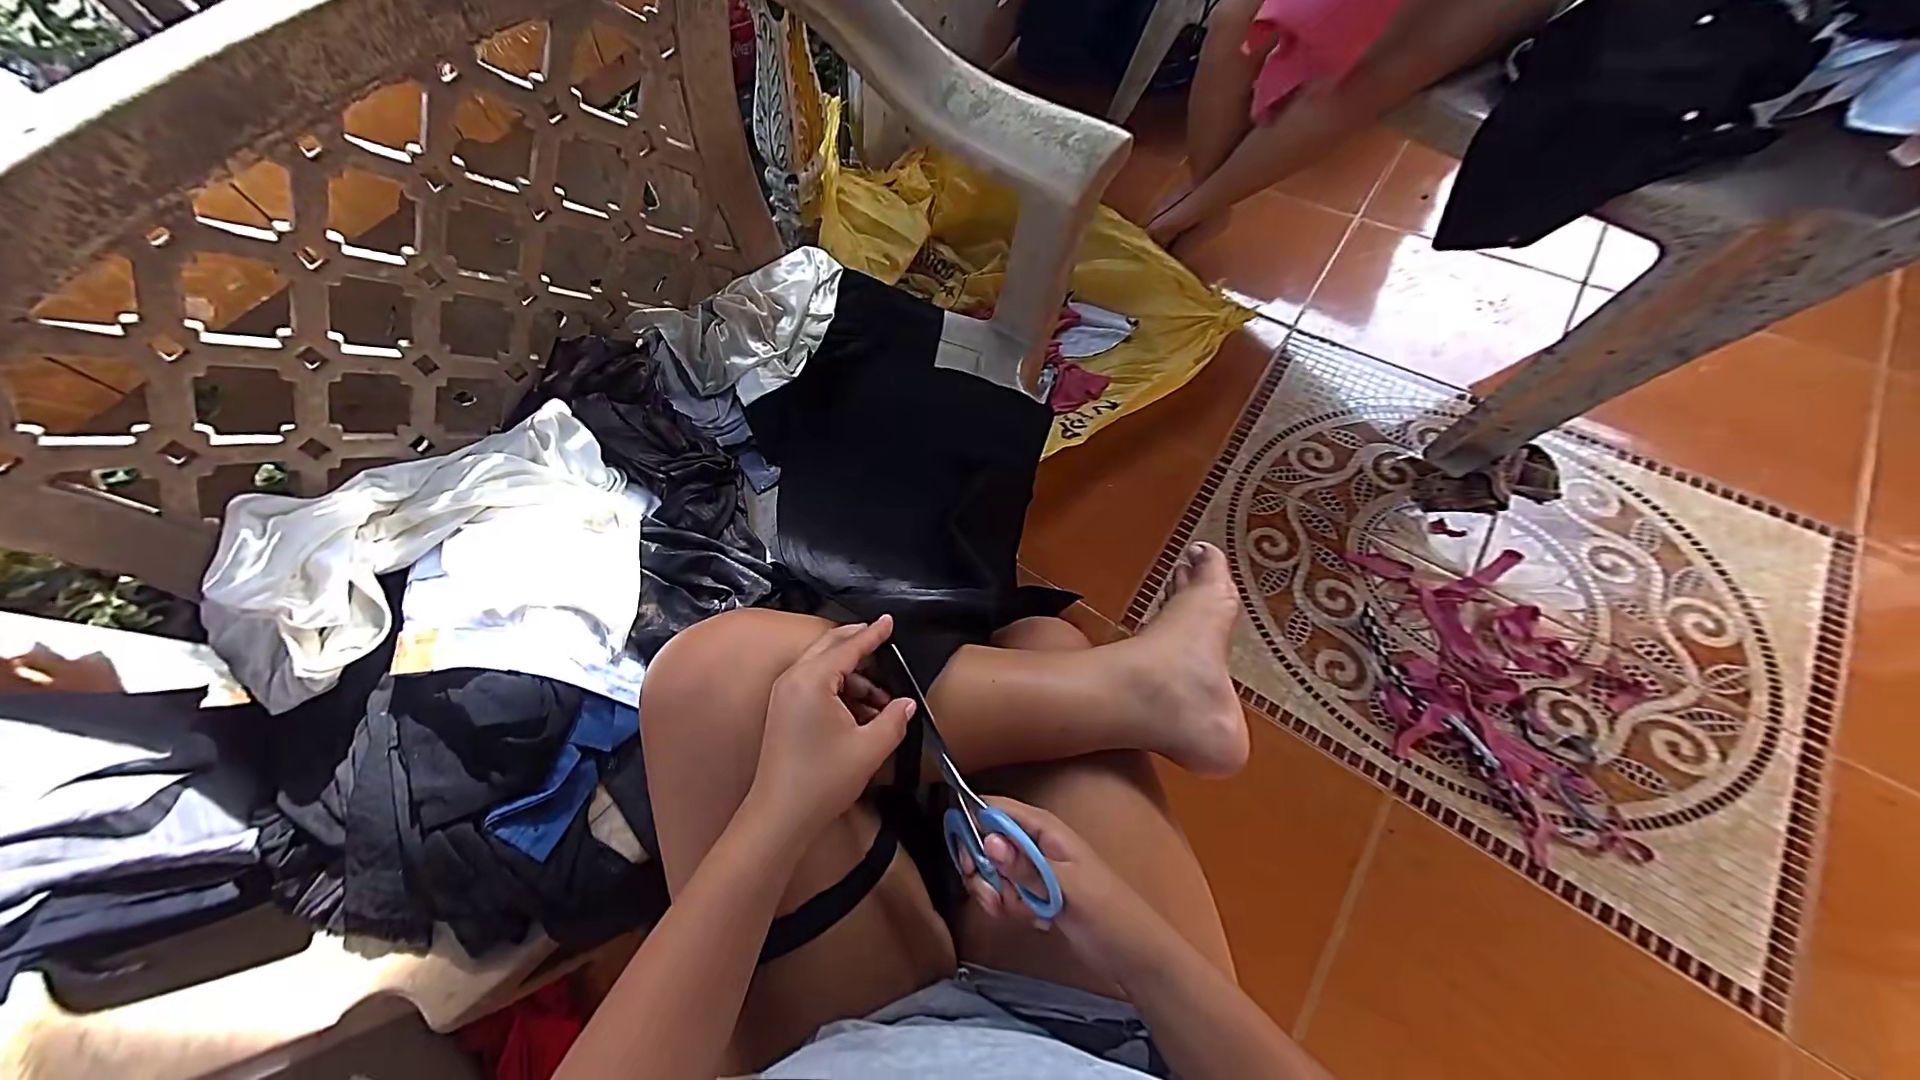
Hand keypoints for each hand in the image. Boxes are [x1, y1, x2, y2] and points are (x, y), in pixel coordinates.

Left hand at [745, 616, 914, 840]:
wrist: (779, 817)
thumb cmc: (821, 782)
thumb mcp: (870, 748)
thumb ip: (894, 719)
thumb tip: (907, 703)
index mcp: (811, 681)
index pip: (848, 646)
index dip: (873, 634)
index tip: (888, 621)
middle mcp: (792, 680)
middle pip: (829, 646)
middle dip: (858, 642)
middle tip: (882, 638)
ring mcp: (783, 695)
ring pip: (822, 665)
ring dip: (852, 673)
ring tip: (880, 697)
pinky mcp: (782, 710)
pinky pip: (813, 683)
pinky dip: (838, 687)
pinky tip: (860, 710)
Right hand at [963, 797, 1179, 986]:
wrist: (1137, 955)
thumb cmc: (1108, 913)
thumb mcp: (1066, 888)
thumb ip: (1026, 866)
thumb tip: (989, 839)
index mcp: (1044, 827)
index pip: (994, 809)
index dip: (973, 827)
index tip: (969, 860)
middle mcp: (1035, 841)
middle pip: (986, 840)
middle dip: (983, 870)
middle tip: (995, 896)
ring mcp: (1036, 867)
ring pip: (994, 869)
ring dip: (998, 894)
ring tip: (1022, 912)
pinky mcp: (1037, 892)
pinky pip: (1007, 891)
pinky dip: (1011, 907)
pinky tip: (1033, 920)